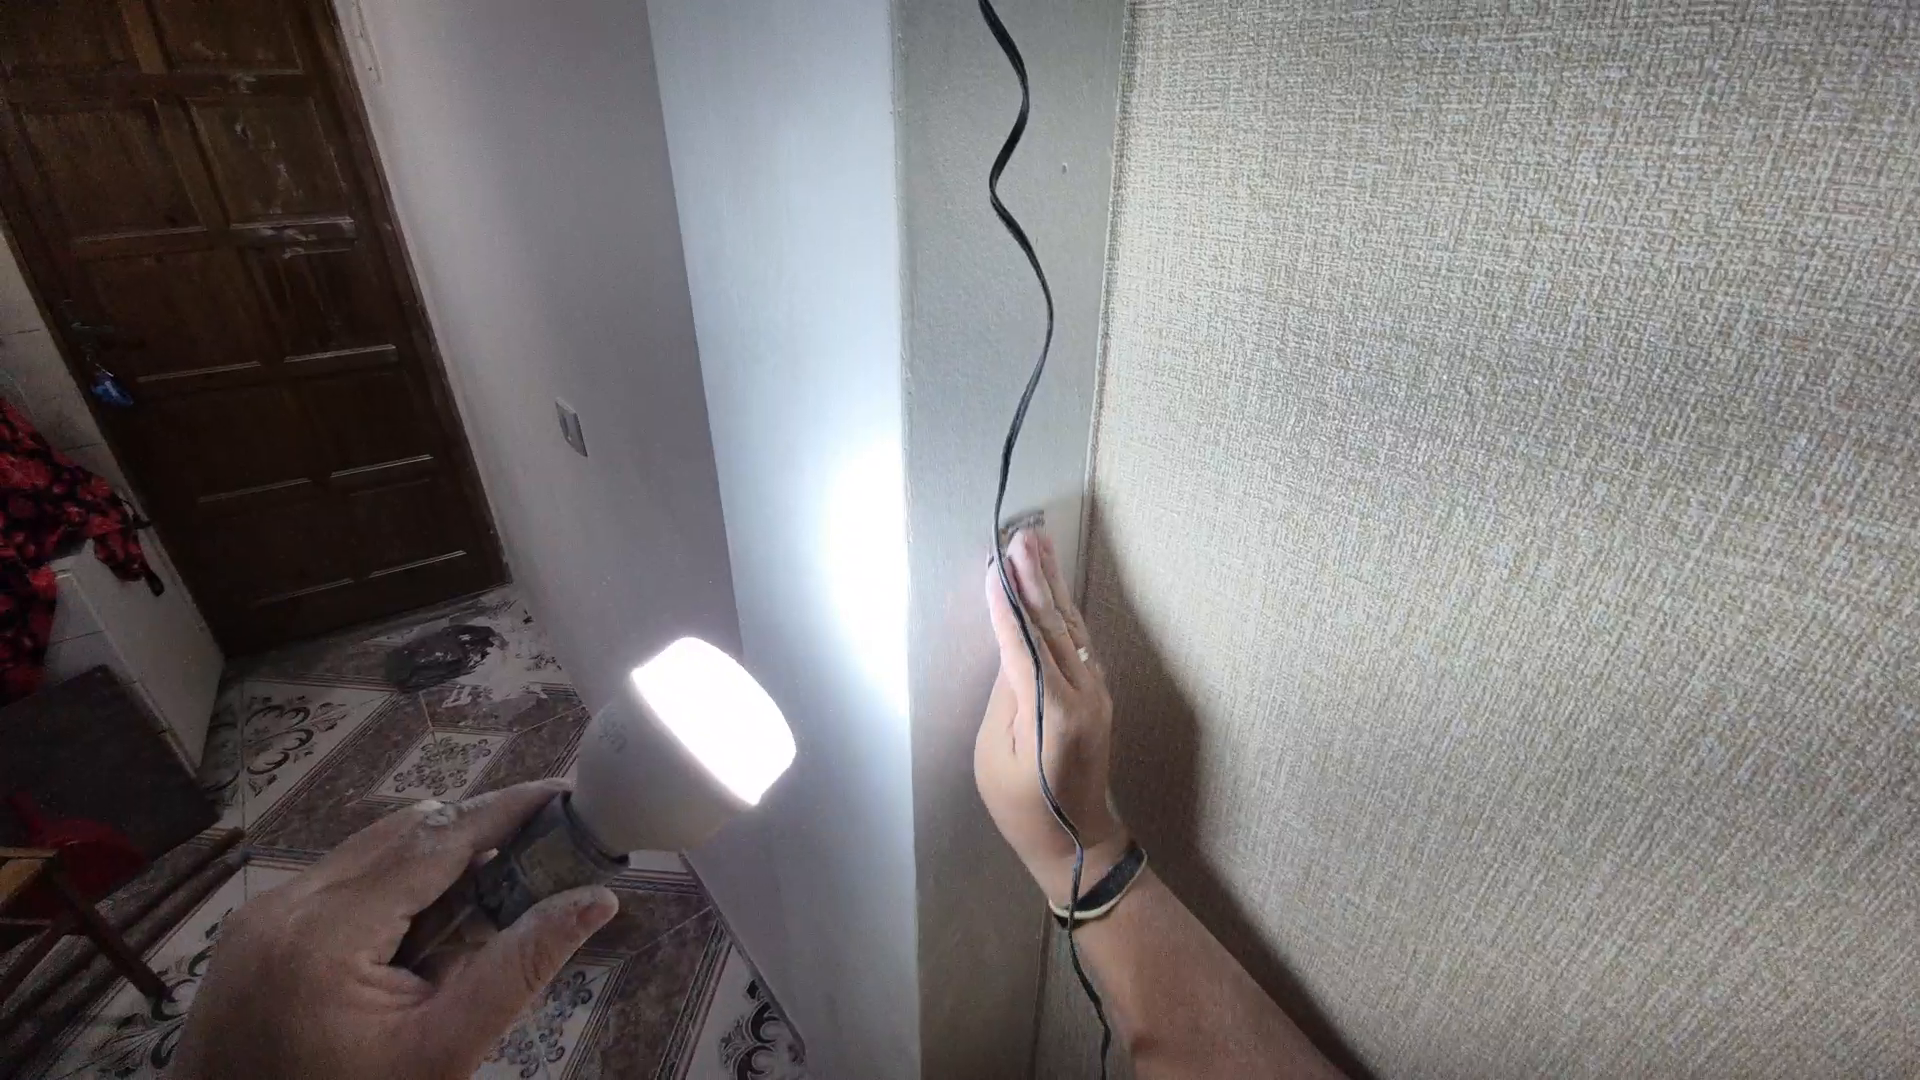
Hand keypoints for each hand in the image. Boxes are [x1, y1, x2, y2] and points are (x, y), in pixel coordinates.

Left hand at [171, 779, 618, 1079]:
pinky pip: (352, 868)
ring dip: (444, 851)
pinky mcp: (259, 925)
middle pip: (411, 829)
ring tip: (488, 894)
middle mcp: (285, 905)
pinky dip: (406, 874)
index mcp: (324, 936)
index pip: (439, 838)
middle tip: (541, 848)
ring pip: (381, 841)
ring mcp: (263, 912)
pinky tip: (431, 920)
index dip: (509, 806)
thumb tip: (599, 897)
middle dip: (482, 829)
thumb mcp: (447, 1050)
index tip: (566, 790)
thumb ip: (523, 965)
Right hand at [976, 527, 1129, 906]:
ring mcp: (1096, 690)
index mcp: (1053, 713)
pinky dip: (1063, 606)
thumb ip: (1005, 697)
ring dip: (1052, 582)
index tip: (995, 565)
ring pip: (1070, 625)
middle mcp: (1083, 693)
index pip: (1023, 645)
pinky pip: (1077, 640)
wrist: (1079, 839)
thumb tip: (1012, 650)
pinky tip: (1054, 584)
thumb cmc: (1023, 807)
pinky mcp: (1098, 691)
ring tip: (1037, 543)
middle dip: (1034, 578)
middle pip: (1053, 624)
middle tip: (1021, 535)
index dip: (1006, 604)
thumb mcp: (993, 756)